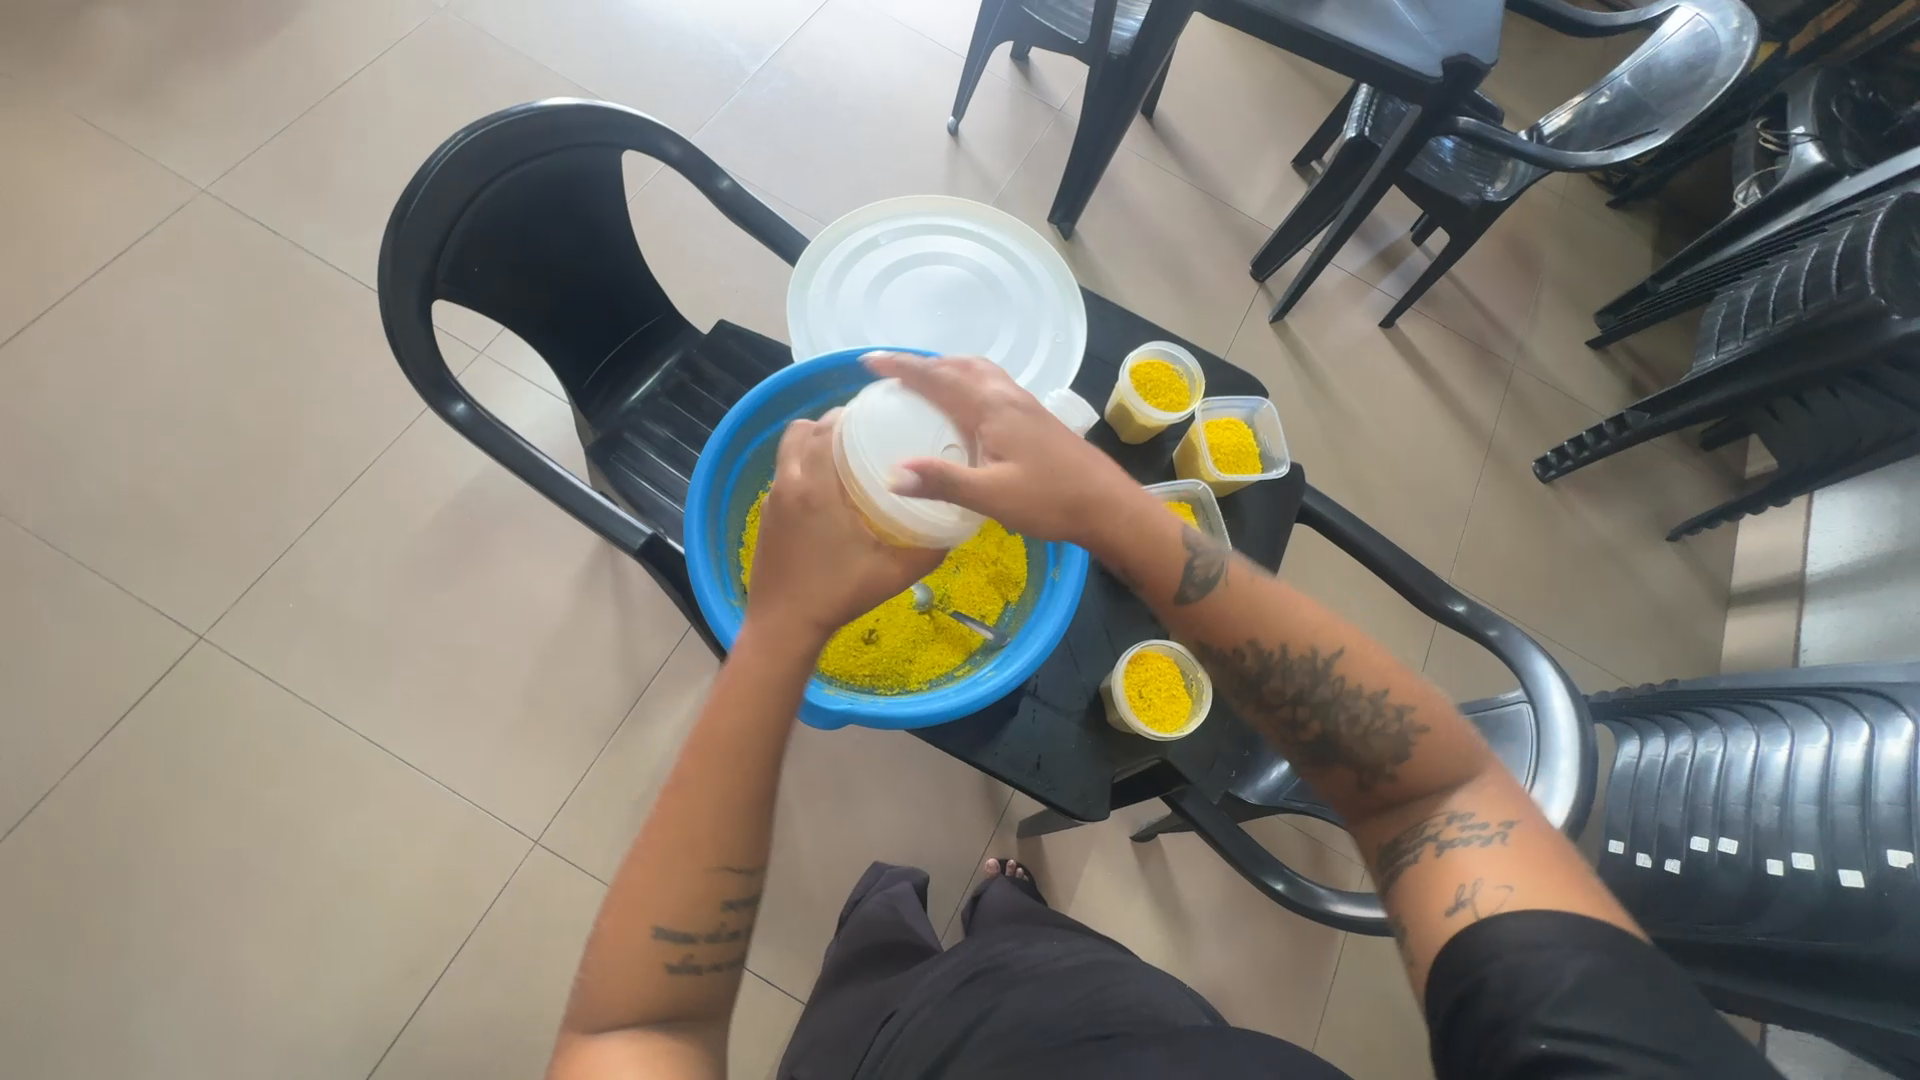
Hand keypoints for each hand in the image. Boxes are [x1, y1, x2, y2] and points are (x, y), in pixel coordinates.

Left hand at [744, 409, 944, 650]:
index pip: (826, 429)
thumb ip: (929, 549)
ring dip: (811, 445)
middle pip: (801, 431)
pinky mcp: (765, 517)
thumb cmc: (839, 594)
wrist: (784, 625)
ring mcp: (772, 501)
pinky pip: (784, 476)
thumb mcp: (894, 574)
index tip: (874, 416)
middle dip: (829, 425)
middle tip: (861, 436)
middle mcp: (789, 484)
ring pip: (787, 452)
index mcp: (817, 488)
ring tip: (843, 459)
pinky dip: (802, 469)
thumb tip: (956, 528)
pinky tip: (826, 493)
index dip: (847, 416)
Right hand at [864, 352, 1145, 551]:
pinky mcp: (1037, 420)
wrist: (1106, 504)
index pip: (937, 378)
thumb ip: (942, 482)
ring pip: (981, 372)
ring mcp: (1026, 406)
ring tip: (928, 383)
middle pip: (960, 366)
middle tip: (894, 374)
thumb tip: (892, 475)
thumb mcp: (991, 496)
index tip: (869, 362)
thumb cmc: (1050, 499)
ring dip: (950, 369)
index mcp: (991, 408)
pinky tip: (969, 410)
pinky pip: (994, 386)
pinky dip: (970, 384)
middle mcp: (1008, 397)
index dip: (901, 367)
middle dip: (924, 364)